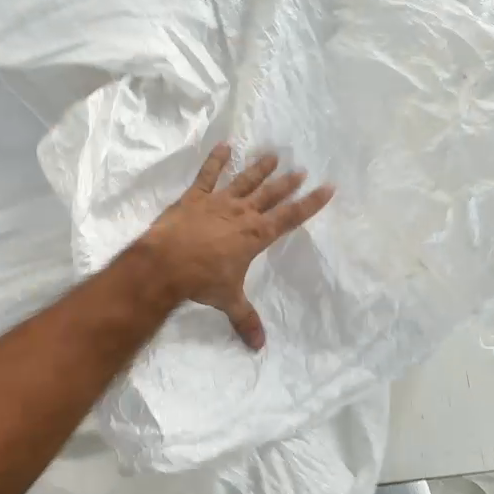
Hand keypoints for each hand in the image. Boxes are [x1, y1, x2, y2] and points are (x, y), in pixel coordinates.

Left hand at [135, 144, 333, 349]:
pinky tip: (225, 146)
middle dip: (287, 183)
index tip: (327, 188)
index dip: (310, 203)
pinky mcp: (194, 197)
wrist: (166, 264)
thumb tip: (259, 346)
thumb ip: (245, 319)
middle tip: (301, 170)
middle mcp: (242, 214)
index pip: (290, 217)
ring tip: (273, 155)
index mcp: (256, 236)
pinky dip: (216, 160)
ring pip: (244, 181)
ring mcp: (218, 202)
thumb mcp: (228, 300)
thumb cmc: (201, 281)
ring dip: (259, 168)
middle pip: (271, 195)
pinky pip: (207, 175)